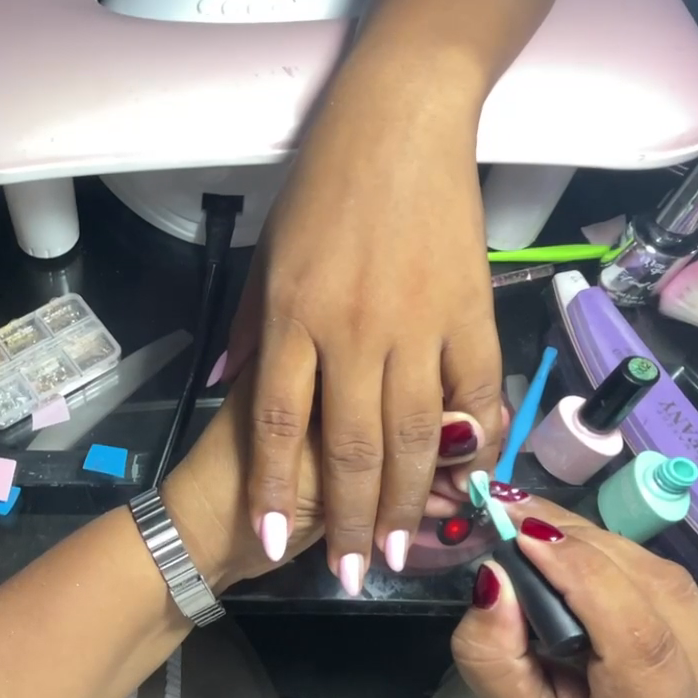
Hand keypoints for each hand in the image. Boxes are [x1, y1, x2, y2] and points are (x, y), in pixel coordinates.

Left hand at [225, 126, 503, 593]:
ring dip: (411, 501)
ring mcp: (418, 324)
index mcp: (293, 318)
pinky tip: (466, 483)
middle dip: (353, 518)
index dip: (278, 491)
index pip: (282, 424)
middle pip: (351, 445)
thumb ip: (249, 333)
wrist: (400, 121)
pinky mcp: (471, 310)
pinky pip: (475, 390)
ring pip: (414, 433)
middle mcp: (353, 332)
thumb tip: (223, 390)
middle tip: (358, 576)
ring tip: (409, 553)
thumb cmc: (320, 188)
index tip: (276, 543)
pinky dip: (472, 442)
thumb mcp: (266, 258)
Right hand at [450, 496, 697, 697]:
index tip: (515, 535)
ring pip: (662, 573)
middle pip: (657, 590)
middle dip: (577, 540)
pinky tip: (561, 543)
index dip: (580, 575)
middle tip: (505, 511)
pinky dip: (605, 550)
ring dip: (589, 536)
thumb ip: (497, 663)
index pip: (638, 641)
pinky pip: (661, 577)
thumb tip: (493, 577)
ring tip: (524, 518)